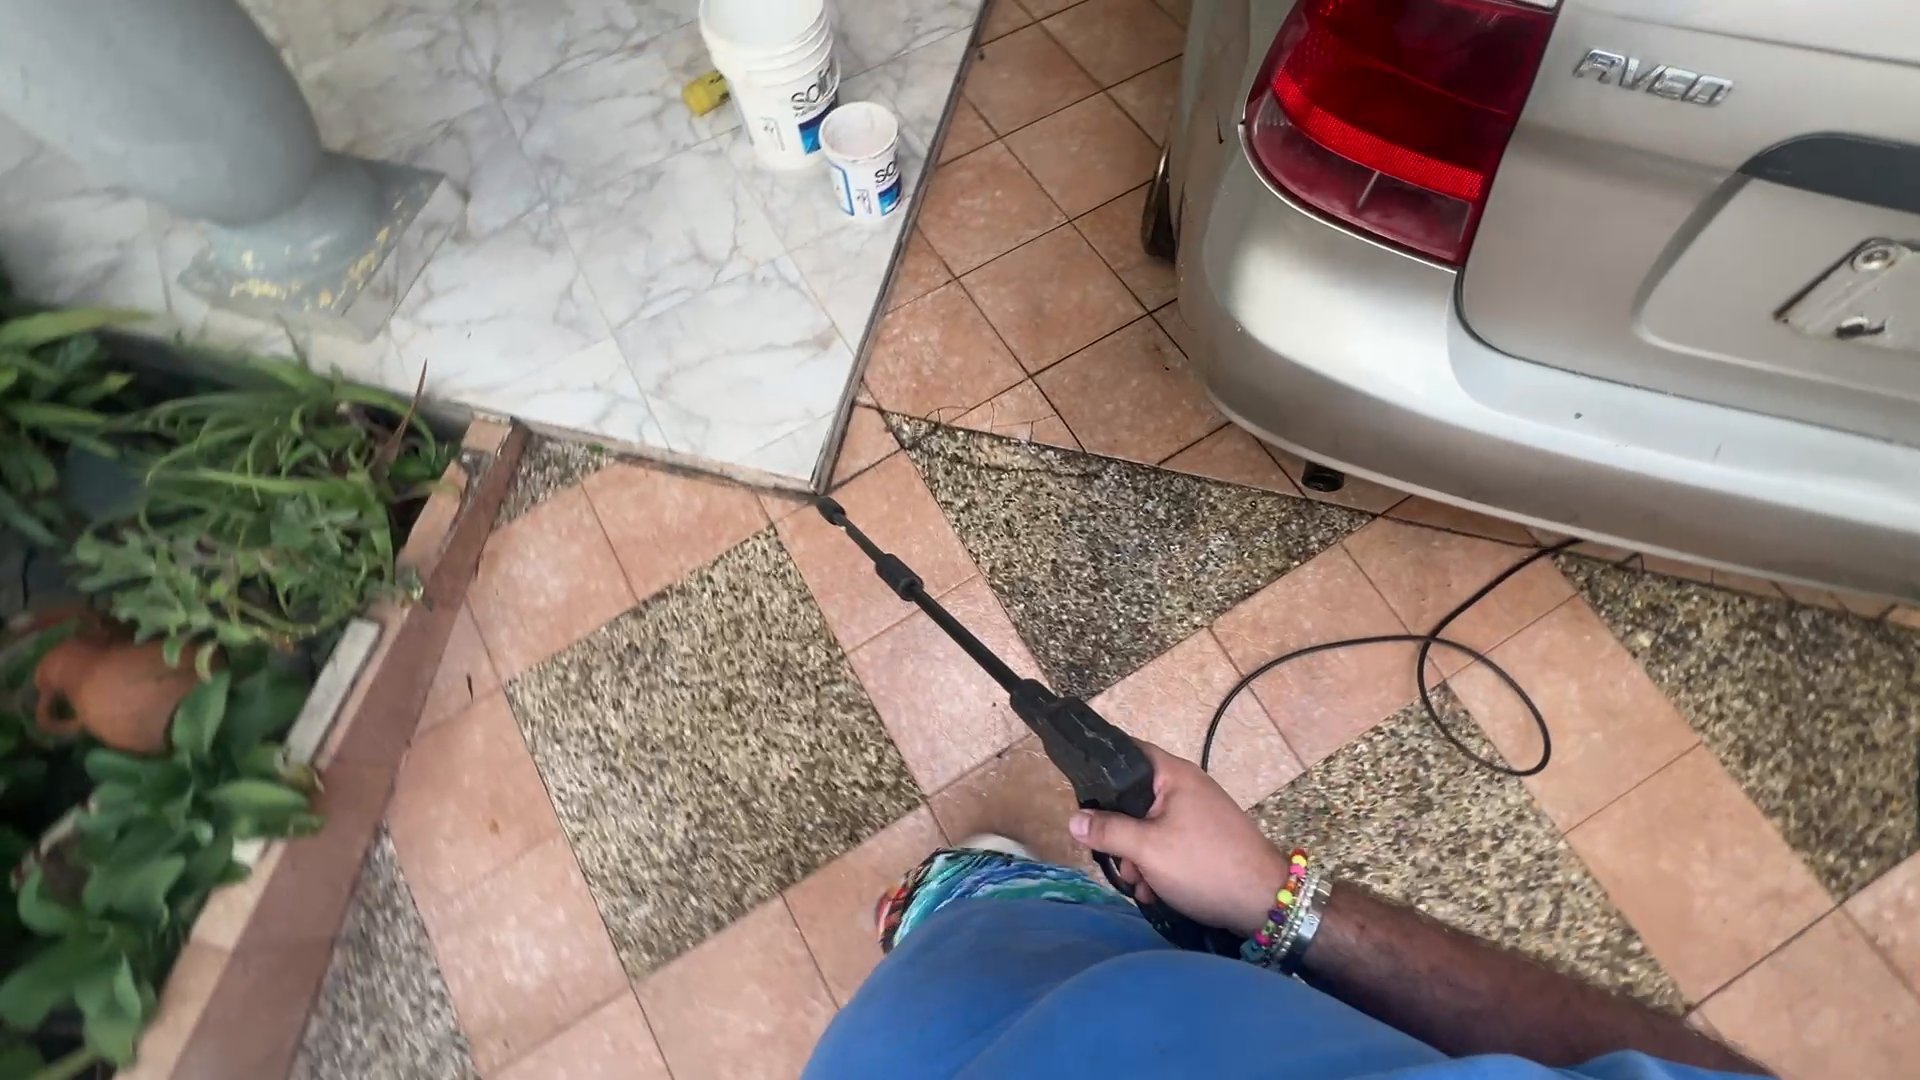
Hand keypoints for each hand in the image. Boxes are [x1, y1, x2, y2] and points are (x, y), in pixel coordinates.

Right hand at [1068, 741, 1291, 938]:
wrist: (1267, 904)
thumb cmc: (1204, 864)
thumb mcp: (1147, 849)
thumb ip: (1108, 831)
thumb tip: (1073, 820)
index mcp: (1173, 774)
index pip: (1126, 750)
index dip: (1100, 764)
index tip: (1080, 789)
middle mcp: (1186, 785)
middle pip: (1134, 796)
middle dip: (1120, 830)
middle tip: (1117, 859)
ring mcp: (1198, 812)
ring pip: (1150, 824)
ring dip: (1138, 854)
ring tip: (1141, 885)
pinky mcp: (1206, 838)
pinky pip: (1169, 841)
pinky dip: (1158, 862)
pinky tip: (1155, 891)